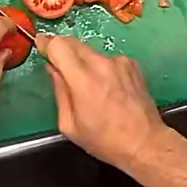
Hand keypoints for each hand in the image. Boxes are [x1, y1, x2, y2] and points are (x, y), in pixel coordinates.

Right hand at [43, 36, 169, 172]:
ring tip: (89, 85)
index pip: (59, 46)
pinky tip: (108, 87)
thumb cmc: (105, 140)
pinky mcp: (132, 64)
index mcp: (83, 80)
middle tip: (59, 65)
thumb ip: (59, 92)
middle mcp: (102, 64)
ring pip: (91, 52)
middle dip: (62, 50)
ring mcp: (120, 62)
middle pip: (74, 43)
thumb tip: (53, 70)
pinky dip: (102, 68)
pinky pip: (108, 59)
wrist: (145, 143)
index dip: (46, 43)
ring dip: (83, 61)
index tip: (40, 45)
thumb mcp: (70, 125)